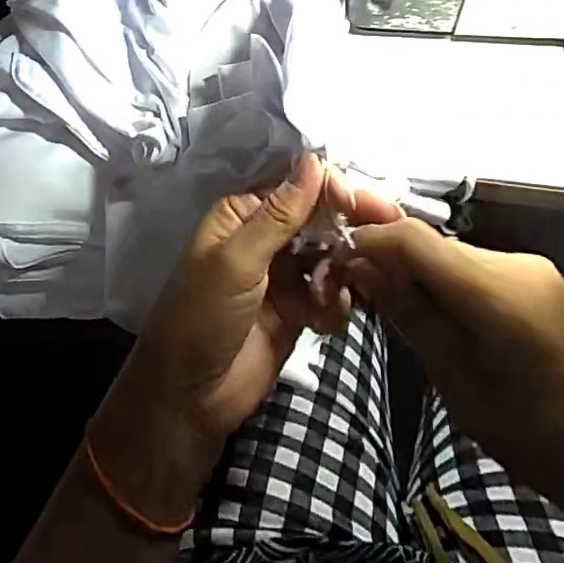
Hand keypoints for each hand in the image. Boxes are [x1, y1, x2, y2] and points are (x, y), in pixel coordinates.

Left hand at [88, 155, 403, 523]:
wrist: (191, 402)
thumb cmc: (202, 318)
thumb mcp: (237, 261)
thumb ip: (280, 214)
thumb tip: (314, 159)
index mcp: (244, 213)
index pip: (297, 184)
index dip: (329, 188)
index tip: (356, 203)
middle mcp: (268, 235)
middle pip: (321, 216)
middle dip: (345, 230)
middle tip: (373, 242)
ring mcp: (286, 272)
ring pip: (333, 253)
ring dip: (340, 271)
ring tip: (329, 295)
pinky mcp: (301, 307)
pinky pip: (334, 291)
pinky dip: (336, 302)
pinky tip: (324, 320)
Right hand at [345, 220, 563, 562]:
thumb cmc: (534, 438)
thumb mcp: (458, 385)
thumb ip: (412, 317)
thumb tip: (363, 267)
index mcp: (496, 295)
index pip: (417, 239)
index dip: (371, 240)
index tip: (336, 258)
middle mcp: (515, 264)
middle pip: (435, 246)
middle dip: (394, 263)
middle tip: (362, 295)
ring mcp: (533, 267)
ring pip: (456, 257)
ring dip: (424, 276)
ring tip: (406, 316)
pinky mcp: (541, 277)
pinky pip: (480, 269)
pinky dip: (452, 285)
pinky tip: (449, 320)